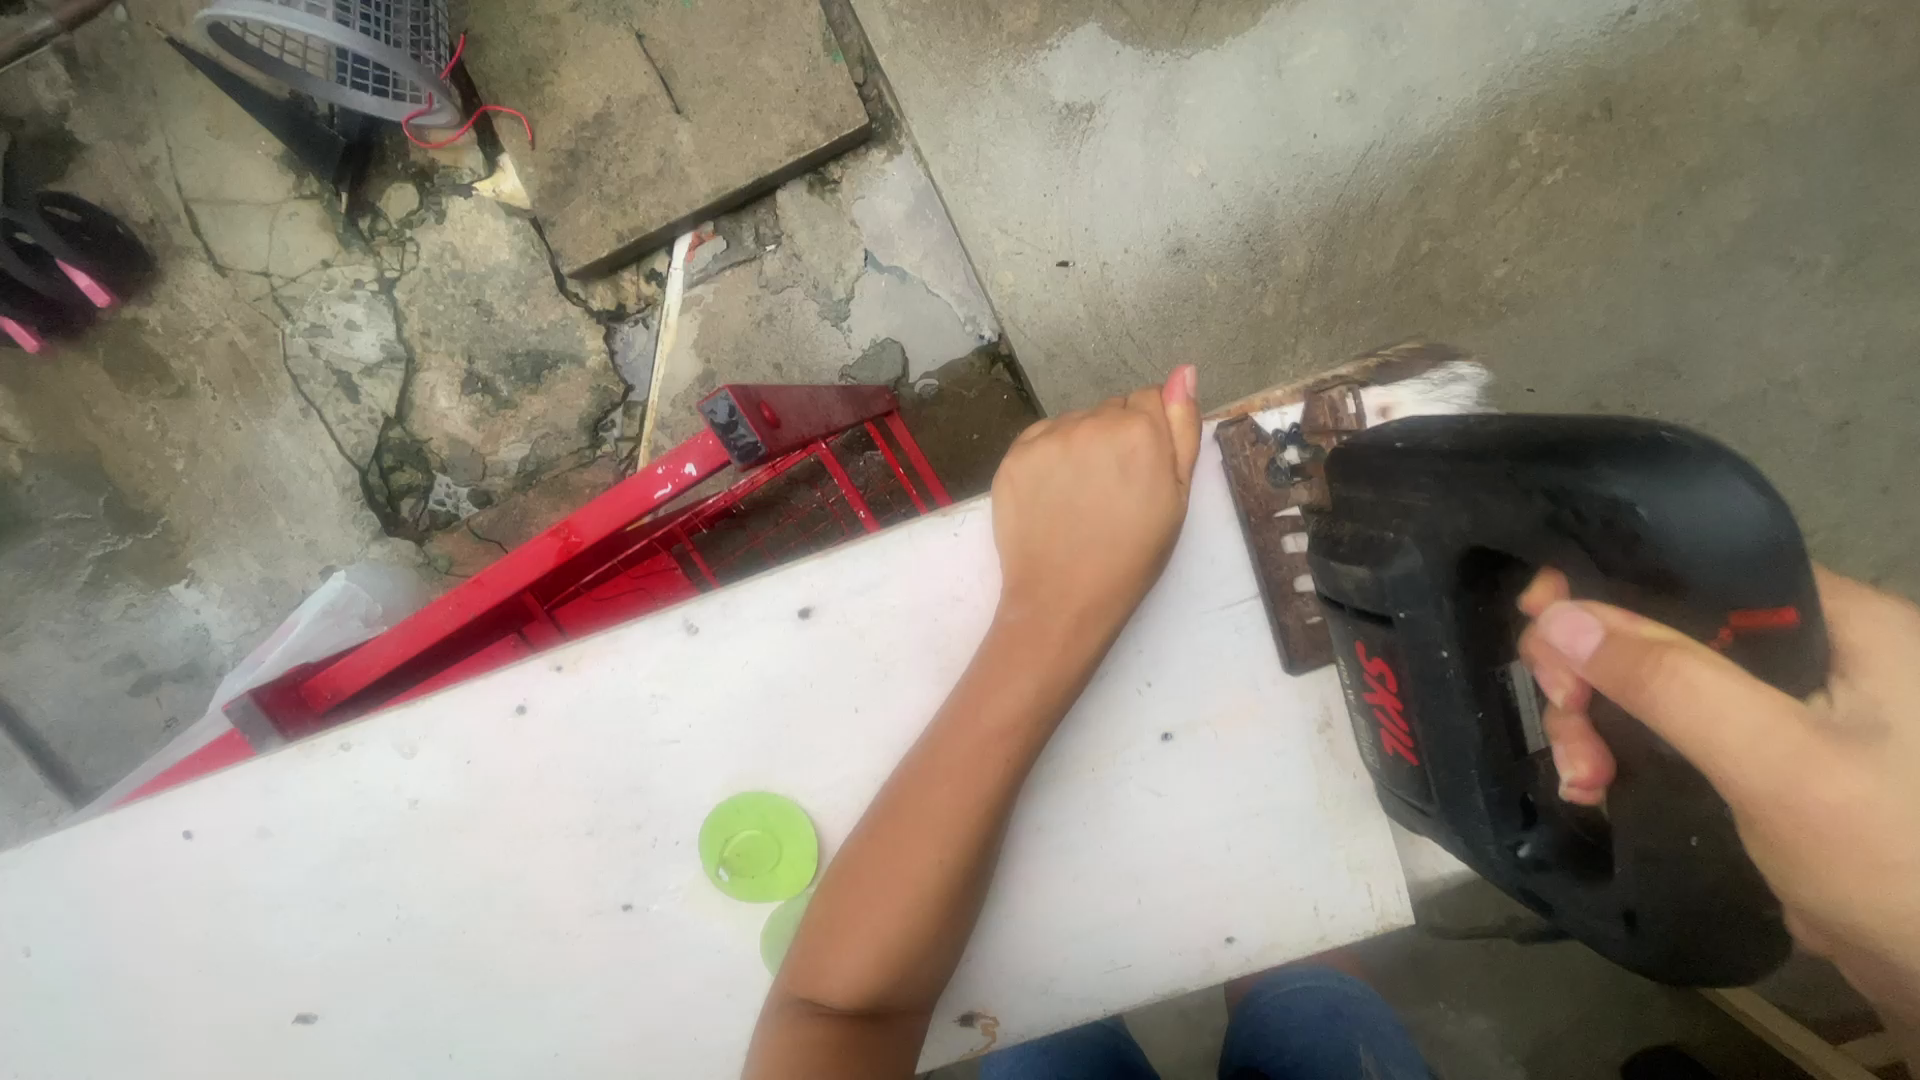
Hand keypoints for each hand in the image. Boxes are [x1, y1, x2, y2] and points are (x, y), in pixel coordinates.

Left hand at [990, 366, 1201, 645]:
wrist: (1063, 597)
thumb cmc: (1131, 556)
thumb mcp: (1177, 498)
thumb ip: (1182, 428)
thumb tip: (1185, 371)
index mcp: (1139, 431)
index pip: (1150, 400)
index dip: (1150, 436)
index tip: (1142, 472)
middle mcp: (1091, 423)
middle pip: (1110, 410)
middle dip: (1116, 438)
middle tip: (1112, 490)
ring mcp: (1047, 438)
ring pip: (1074, 423)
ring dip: (1081, 446)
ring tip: (1081, 497)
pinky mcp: (1014, 456)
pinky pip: (1040, 438)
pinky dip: (1048, 457)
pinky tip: (1054, 495)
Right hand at [1518, 567, 1919, 1018]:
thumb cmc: (1898, 860)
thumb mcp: (1776, 762)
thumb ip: (1668, 681)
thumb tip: (1555, 616)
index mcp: (1840, 625)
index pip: (1695, 567)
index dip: (1606, 581)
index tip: (1539, 617)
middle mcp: (1803, 652)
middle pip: (1650, 626)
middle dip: (1587, 669)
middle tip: (1560, 709)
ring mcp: (1769, 704)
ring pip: (1636, 679)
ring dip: (1587, 720)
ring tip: (1581, 776)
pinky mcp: (1742, 750)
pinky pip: (1647, 724)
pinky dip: (1607, 749)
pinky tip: (1590, 784)